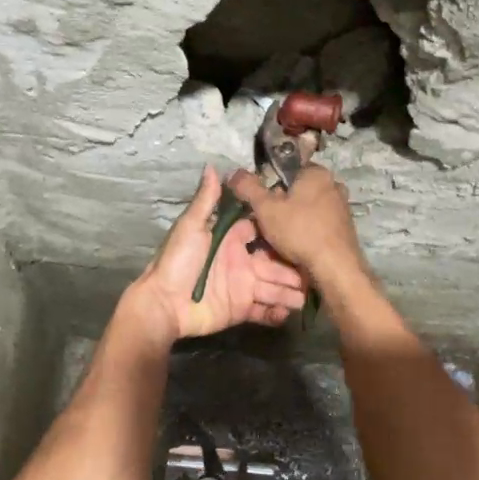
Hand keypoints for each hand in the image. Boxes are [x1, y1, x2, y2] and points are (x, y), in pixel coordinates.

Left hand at [127, 166, 308, 340]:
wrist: (164, 304)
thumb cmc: (177, 262)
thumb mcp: (190, 227)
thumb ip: (206, 201)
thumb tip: (212, 166)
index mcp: (230, 240)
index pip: (261, 233)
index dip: (279, 232)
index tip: (301, 228)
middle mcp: (241, 262)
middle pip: (274, 263)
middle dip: (293, 268)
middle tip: (314, 269)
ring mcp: (242, 287)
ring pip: (274, 288)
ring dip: (291, 291)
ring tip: (308, 295)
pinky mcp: (241, 310)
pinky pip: (263, 312)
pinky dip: (276, 313)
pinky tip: (288, 313)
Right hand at [227, 164, 368, 288]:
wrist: (335, 267)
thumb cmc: (300, 231)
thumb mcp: (265, 208)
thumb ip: (248, 188)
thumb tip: (234, 173)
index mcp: (317, 172)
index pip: (287, 170)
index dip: (270, 185)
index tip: (262, 203)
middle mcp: (334, 185)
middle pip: (297, 192)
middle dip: (282, 205)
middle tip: (267, 223)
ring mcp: (342, 207)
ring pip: (307, 210)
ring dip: (293, 221)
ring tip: (280, 239)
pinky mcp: (345, 228)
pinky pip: (318, 225)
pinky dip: (307, 233)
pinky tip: (298, 247)